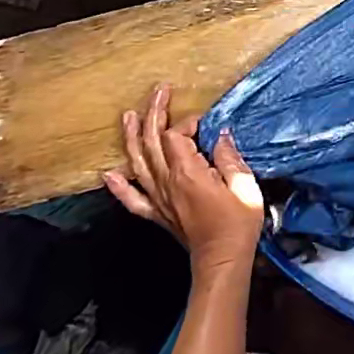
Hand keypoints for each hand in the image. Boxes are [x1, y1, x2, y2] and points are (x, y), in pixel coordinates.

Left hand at [104, 83, 265, 273]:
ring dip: (131, 139)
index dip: (186, 123)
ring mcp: (159, 200)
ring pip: (138, 164)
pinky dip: (119, 188)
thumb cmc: (237, 224)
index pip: (174, 136)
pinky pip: (132, 200)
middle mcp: (167, 183)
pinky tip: (108, 175)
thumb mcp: (244, 186)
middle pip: (152, 143)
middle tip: (159, 91)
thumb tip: (220, 134)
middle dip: (154, 114)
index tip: (204, 123)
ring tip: (128, 116)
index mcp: (187, 174)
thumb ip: (230, 157)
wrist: (222, 262)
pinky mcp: (157, 214)